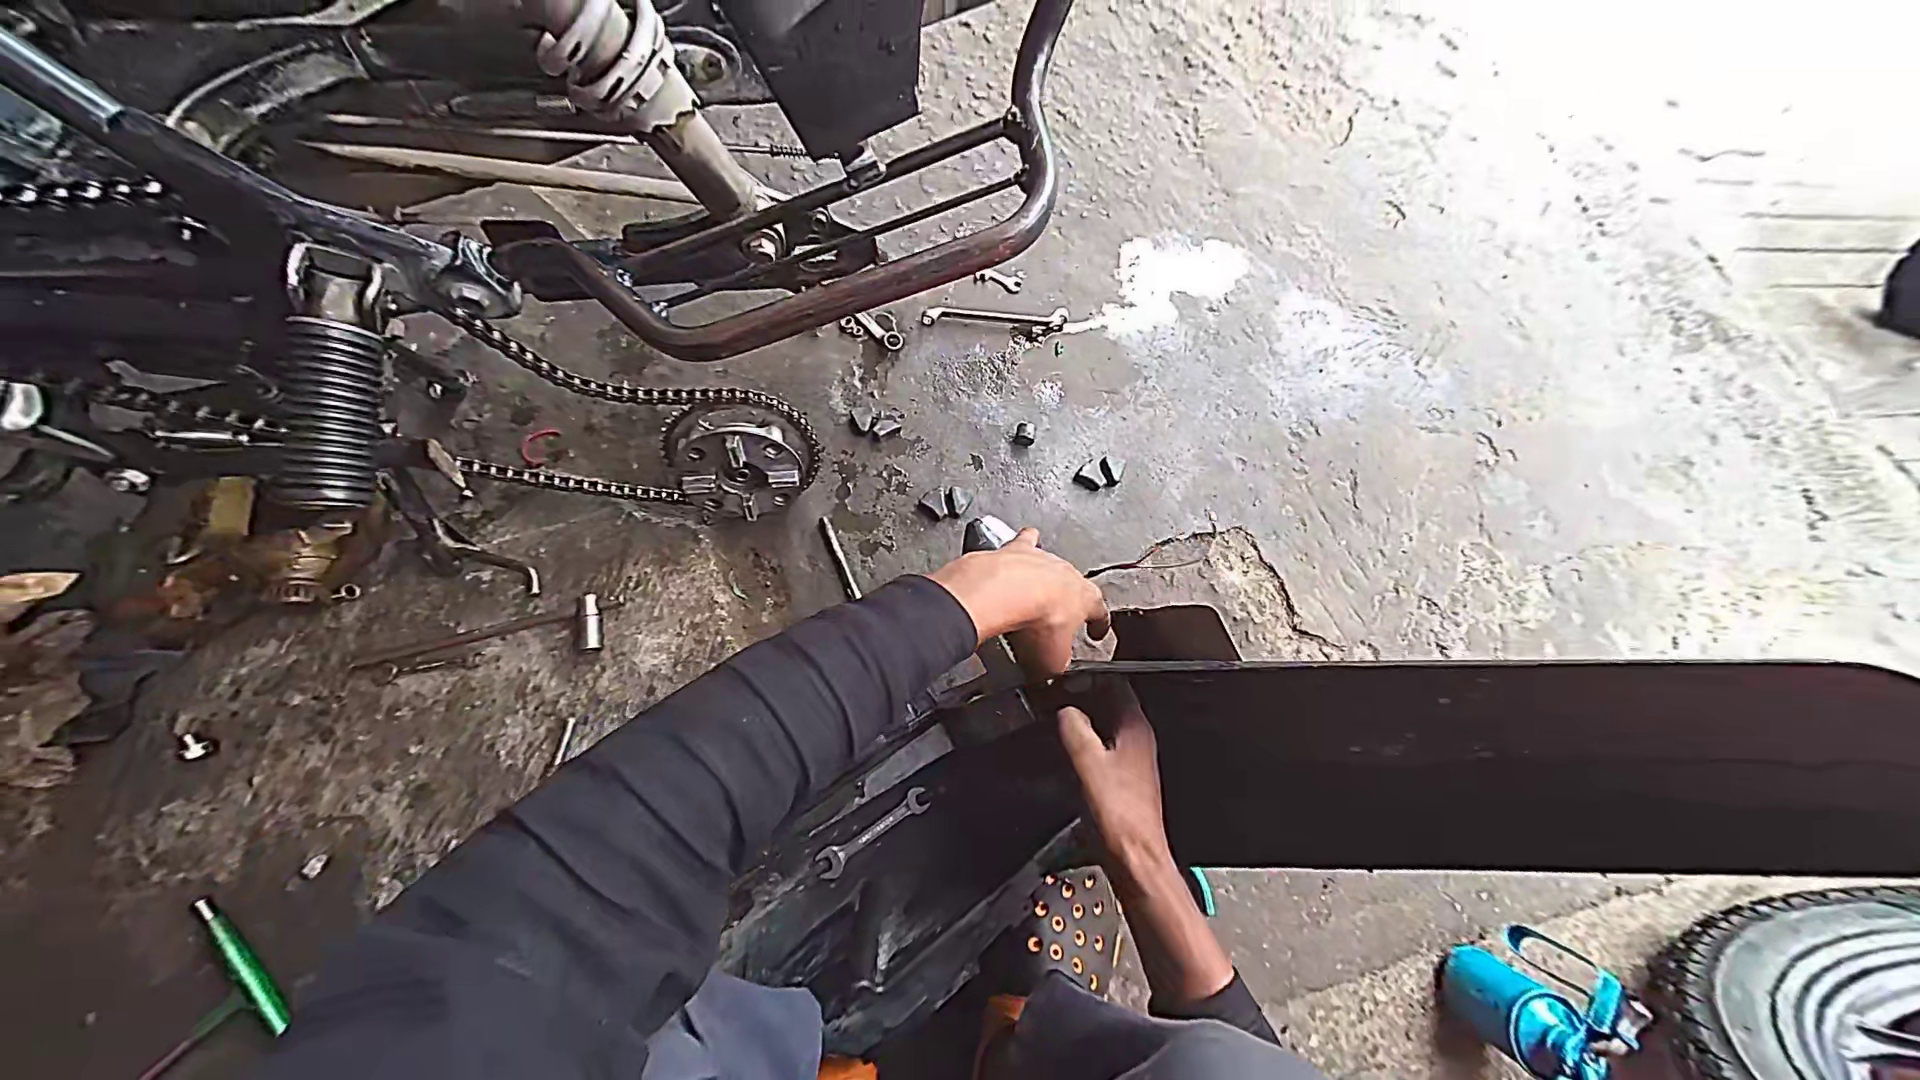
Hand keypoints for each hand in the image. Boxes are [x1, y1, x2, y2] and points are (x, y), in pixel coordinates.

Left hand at [926, 527, 1108, 676]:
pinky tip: (1018, 548)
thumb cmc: (1037, 620)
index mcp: (1086, 598)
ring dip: (1044, 578)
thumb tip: (1049, 676)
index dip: (1100, 625)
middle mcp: (1068, 574)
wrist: (1007, 591)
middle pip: (1073, 587)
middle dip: (1068, 601)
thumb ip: (1056, 667)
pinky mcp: (1016, 551)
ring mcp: (1042, 559)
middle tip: (1058, 616)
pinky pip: (1024, 543)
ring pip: (1050, 565)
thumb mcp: (1053, 661)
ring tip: (1036, 592)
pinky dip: (1023, 544)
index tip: (1097, 631)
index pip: (1100, 613)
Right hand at [1055, 679, 1170, 876]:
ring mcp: (1136, 759)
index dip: (1090, 677)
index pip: (1116, 683)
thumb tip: (1064, 710)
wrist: (1136, 858)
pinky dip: (1089, 742)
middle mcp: (1140, 739)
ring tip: (1060, 721)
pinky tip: (1071, 752)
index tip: (1067, 680)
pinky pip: (1107, 746)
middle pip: (1112, 702)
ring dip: (1086, 720)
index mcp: (1136, 728)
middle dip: (1085, 697)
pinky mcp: (1128, 777)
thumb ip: (1073, 728)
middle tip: (1058, 698)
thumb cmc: (1119, 816)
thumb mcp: (1086, 761)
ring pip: (1108, 724)